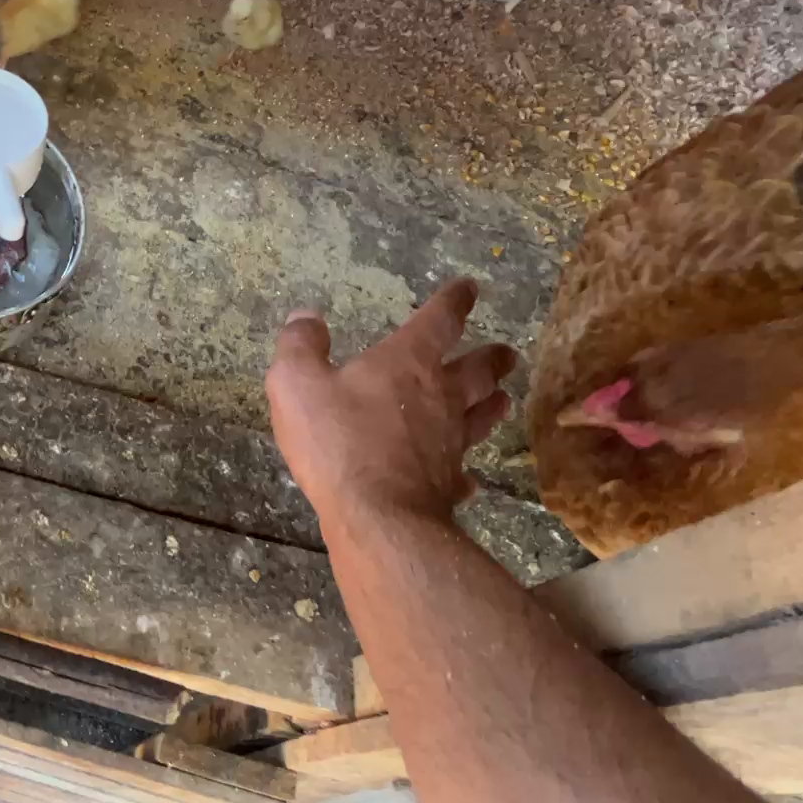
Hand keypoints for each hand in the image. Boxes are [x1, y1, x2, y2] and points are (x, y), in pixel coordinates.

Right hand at [265, 279, 516, 526]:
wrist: (376, 514)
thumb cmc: (335, 439)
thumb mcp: (295, 382)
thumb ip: (300, 346)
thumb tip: (306, 316)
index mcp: (406, 363)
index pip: (438, 321)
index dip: (454, 301)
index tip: (468, 288)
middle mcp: (439, 396)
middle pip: (476, 370)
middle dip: (490, 357)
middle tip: (506, 351)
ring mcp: (449, 442)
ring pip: (481, 416)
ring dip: (492, 403)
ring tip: (503, 397)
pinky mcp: (447, 482)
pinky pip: (461, 472)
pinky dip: (464, 469)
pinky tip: (465, 476)